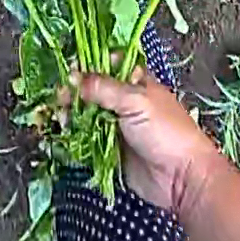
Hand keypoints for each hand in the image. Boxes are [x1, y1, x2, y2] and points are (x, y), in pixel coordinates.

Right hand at [72, 68, 228, 214]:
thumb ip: (103, 89)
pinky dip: (74, 134)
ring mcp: (116, 124)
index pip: (107, 63)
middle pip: (93, 89)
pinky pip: (87, 138)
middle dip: (75, 90)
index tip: (68, 68)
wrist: (180, 177)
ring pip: (87, 113)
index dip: (88, 64)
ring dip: (72, 112)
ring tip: (60, 115)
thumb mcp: (135, 101)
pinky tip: (63, 130)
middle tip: (59, 96)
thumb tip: (73, 77)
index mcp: (135, 79)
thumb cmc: (164, 130)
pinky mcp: (110, 149)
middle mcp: (124, 99)